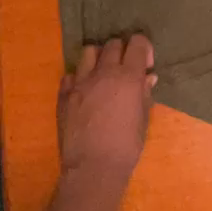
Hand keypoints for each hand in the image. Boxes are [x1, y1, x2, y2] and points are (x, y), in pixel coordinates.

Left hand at [57, 35, 155, 199]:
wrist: (93, 167)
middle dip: (122, 51)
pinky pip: (70, 75)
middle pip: (112, 44)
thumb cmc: (126, 146)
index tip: (145, 65)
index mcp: (128, 77)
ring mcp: (80, 82)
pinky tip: (84, 93)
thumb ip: (144, 93)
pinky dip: (79, 78)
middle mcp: (104, 73)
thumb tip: (147, 77)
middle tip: (125, 70)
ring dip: (99, 58)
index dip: (143, 48)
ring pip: (89, 52)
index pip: (137, 43)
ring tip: (102, 75)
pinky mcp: (64, 94)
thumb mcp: (143, 119)